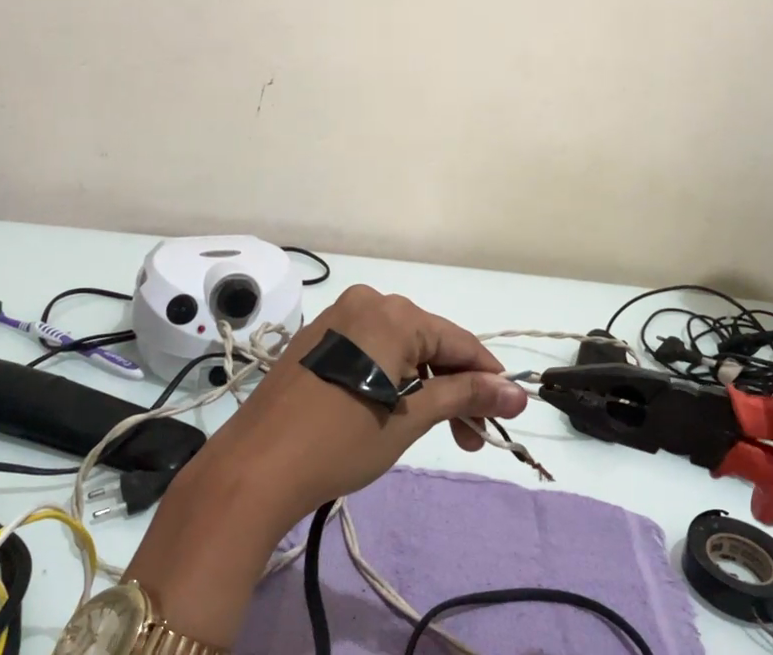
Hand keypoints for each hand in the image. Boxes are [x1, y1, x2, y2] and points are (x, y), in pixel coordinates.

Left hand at [123, 285, 527, 645]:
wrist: (254, 468)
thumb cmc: (340, 441)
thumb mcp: (410, 418)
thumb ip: (465, 396)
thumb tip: (518, 393)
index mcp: (393, 313)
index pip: (459, 342)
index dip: (487, 377)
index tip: (508, 413)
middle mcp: (366, 303)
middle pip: (429, 344)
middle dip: (455, 390)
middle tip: (470, 438)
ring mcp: (335, 320)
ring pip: (399, 350)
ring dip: (425, 388)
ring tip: (437, 433)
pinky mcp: (314, 342)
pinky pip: (369, 352)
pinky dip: (392, 380)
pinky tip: (396, 413)